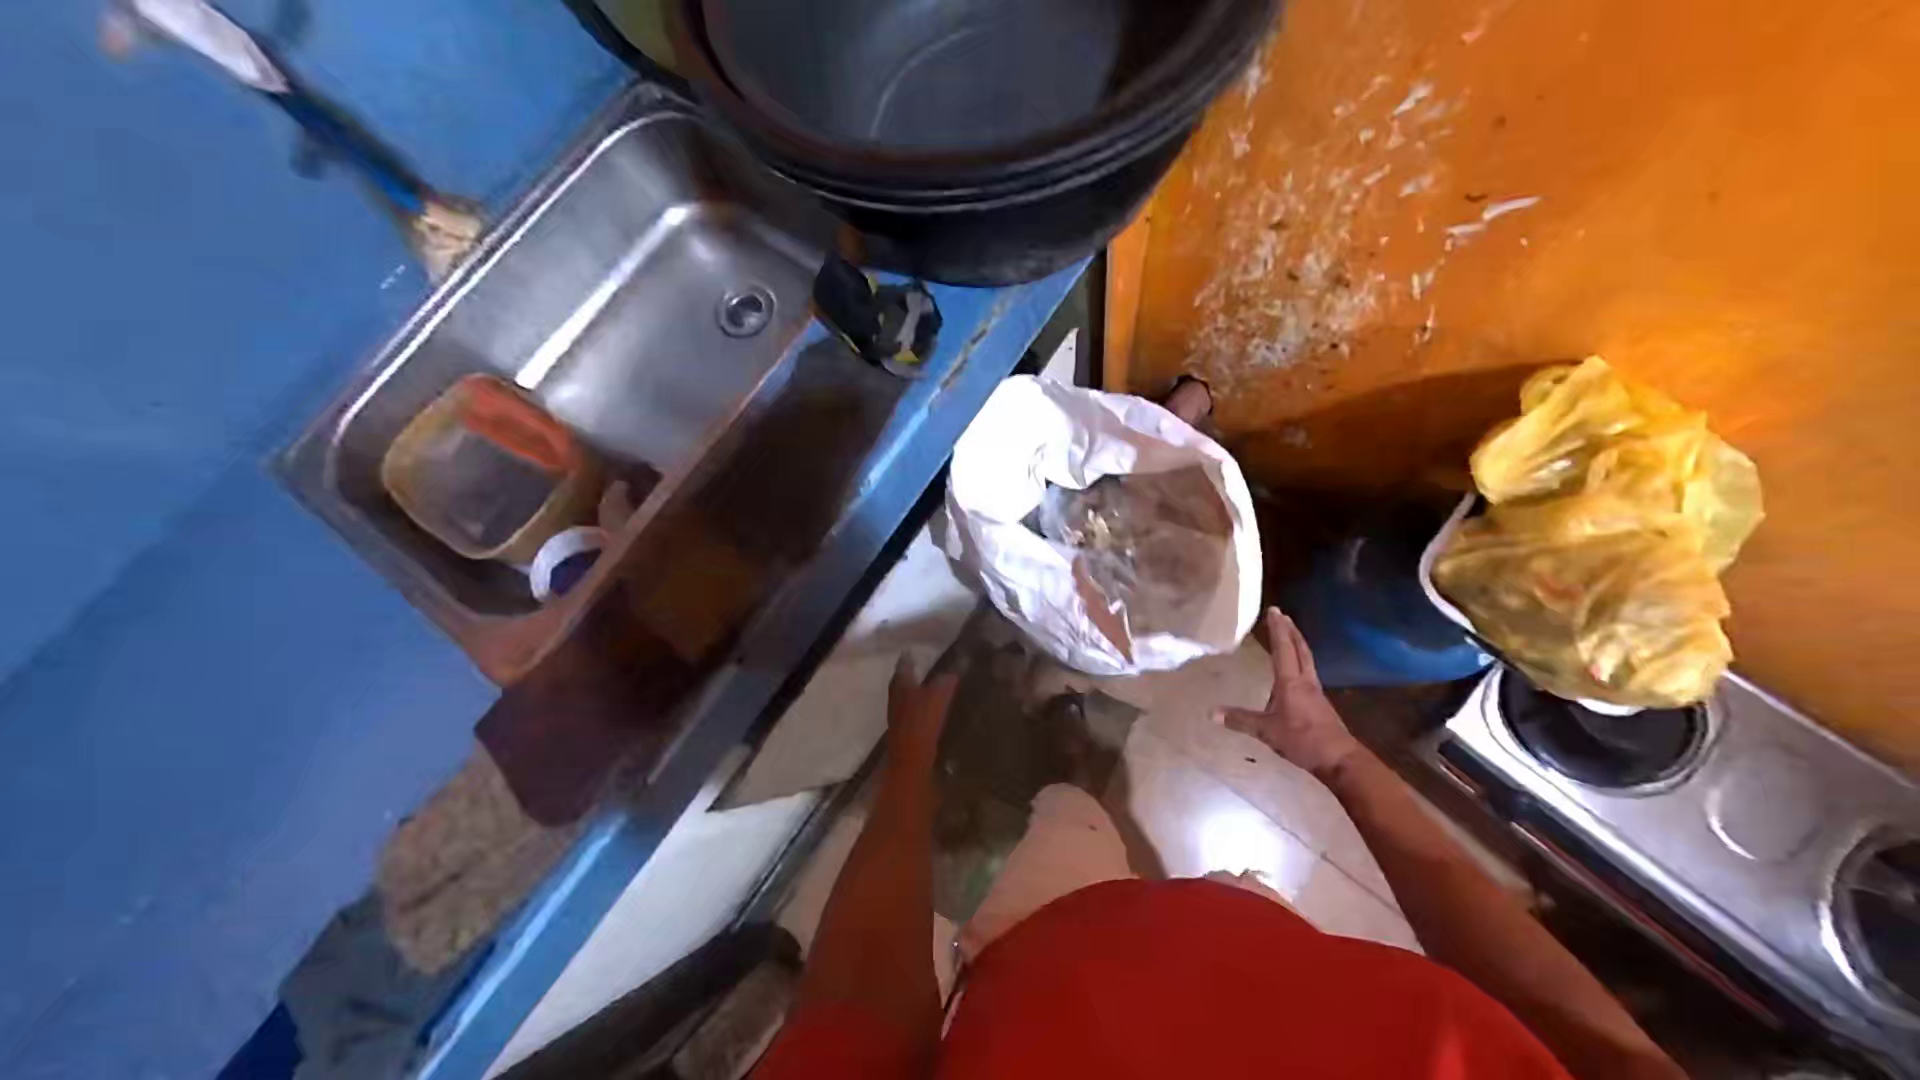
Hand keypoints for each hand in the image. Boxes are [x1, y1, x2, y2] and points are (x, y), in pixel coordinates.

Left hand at [888, 657, 956, 770]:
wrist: (911, 760)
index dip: (908, 658)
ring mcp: (898, 715)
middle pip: (900, 681)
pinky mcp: (904, 730)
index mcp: (901, 686)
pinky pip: (910, 711)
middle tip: (920, 664)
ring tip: (927, 684)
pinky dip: (917, 705)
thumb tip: (952, 672)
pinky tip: (928, 708)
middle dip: (909, 673)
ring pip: (904, 696)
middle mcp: (896, 698)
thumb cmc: (922, 723)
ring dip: (913, 689)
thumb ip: (945, 683)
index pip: (903, 666)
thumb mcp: (938, 697)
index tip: (912, 650)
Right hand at [1224, 607, 1363, 778]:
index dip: (1277, 629)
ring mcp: (1315, 692)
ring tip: (1289, 635)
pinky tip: (1294, 670)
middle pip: (1300, 650)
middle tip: (1283, 615)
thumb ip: (1239, 720)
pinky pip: (1308, 673)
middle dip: (1291, 631)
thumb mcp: (1266, 731)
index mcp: (1291, 682)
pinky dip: (1300, 662)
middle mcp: (1305, 682)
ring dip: (1298, 644)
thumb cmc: (1302, 740)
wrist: (1340, 759)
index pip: (1283, 649)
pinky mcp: (1320, 703)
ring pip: (1307, 660)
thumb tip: (1211, 712)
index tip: (1274, 610)